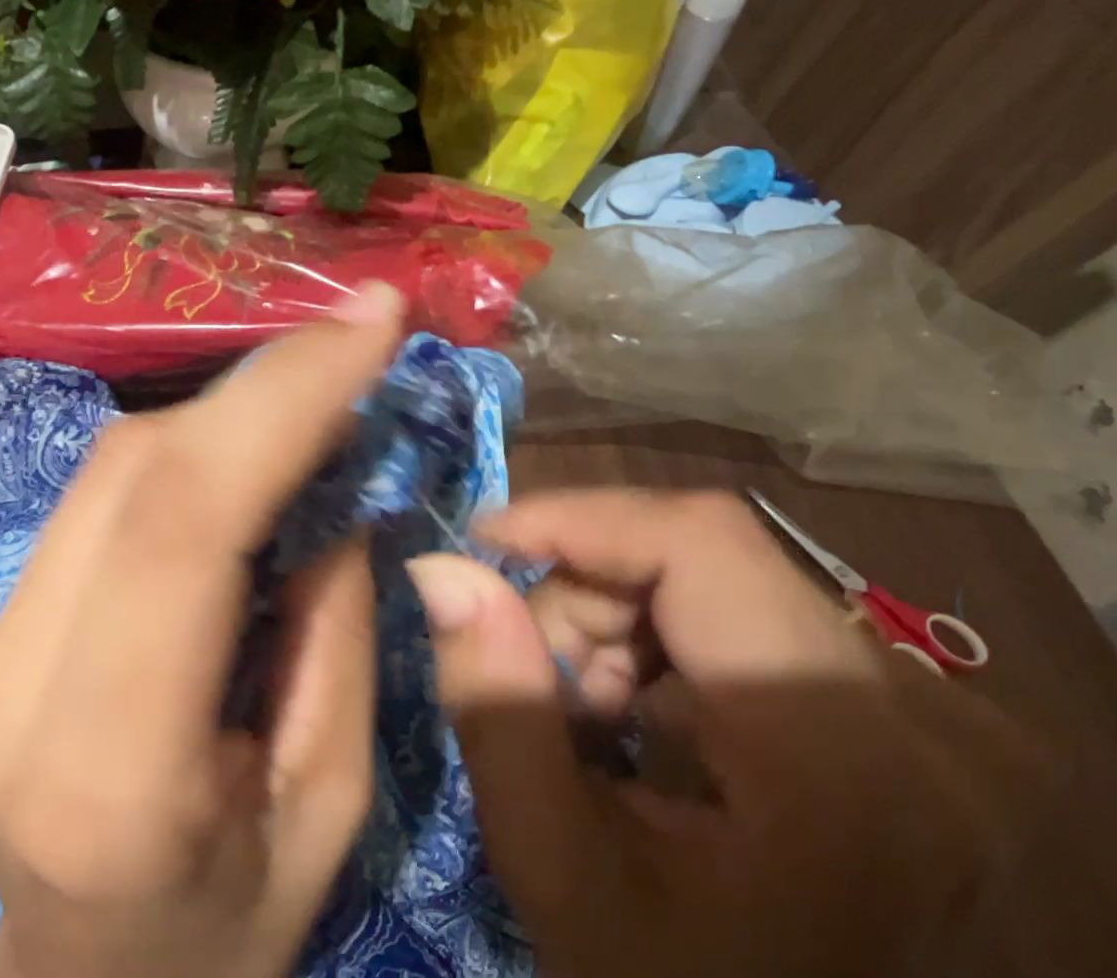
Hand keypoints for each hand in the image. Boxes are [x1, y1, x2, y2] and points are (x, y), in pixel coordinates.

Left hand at [0, 285, 407, 977]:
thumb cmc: (223, 925)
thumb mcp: (327, 811)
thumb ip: (334, 640)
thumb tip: (334, 490)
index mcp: (109, 766)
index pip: (177, 529)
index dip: (274, 401)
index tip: (369, 319)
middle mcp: (7, 695)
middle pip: (124, 480)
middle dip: (250, 396)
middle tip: (352, 350)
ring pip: (98, 483)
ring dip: (212, 431)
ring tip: (305, 416)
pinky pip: (84, 518)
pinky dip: (170, 477)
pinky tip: (231, 480)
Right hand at [407, 490, 1047, 977]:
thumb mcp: (557, 867)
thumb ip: (496, 711)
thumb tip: (441, 571)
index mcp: (843, 761)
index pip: (706, 547)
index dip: (579, 520)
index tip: (478, 543)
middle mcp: (929, 720)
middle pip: (711, 562)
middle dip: (587, 603)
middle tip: (536, 690)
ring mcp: (945, 721)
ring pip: (732, 584)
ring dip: (623, 629)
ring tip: (589, 723)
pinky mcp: (930, 725)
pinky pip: (766, 625)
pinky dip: (674, 652)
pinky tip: (646, 725)